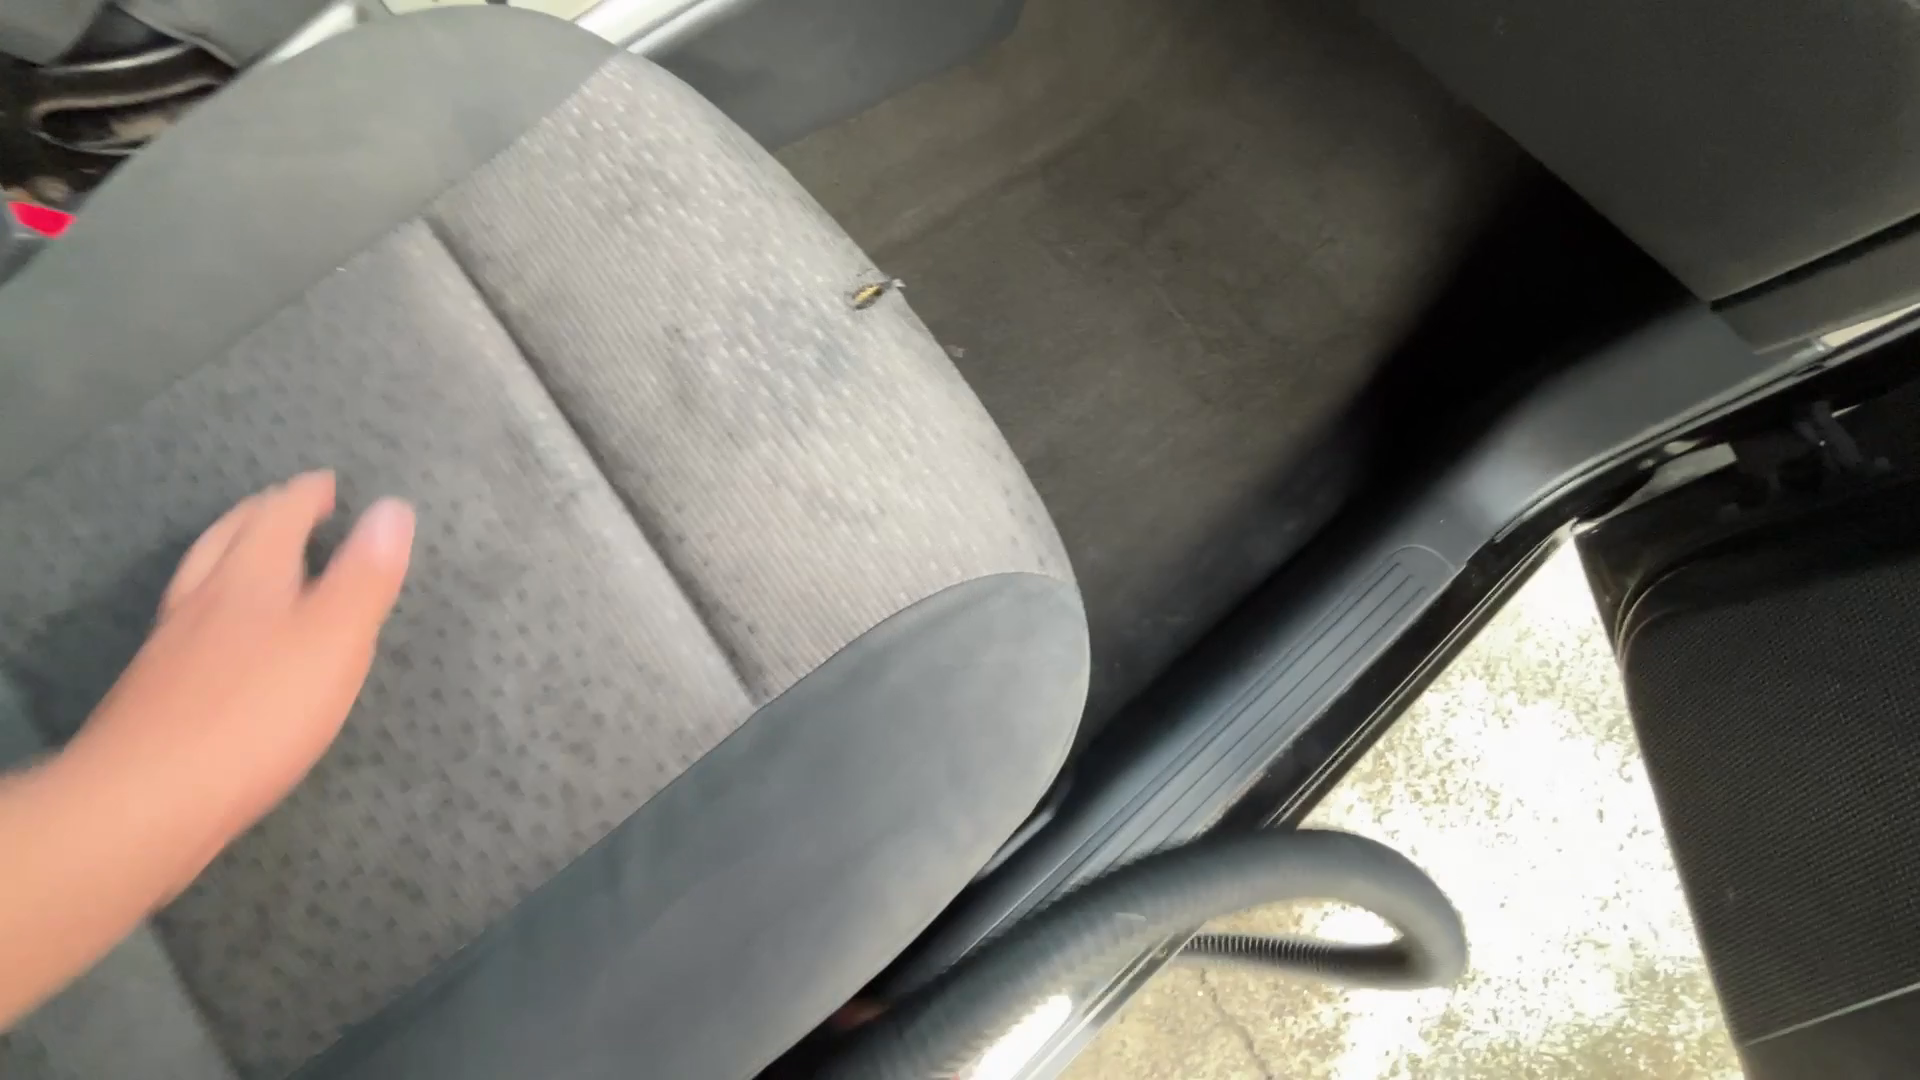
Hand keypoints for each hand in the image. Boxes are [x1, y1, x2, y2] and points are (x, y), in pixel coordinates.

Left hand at [67, 470, 414, 886]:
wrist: (149, 800)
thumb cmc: (262, 710)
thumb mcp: (337, 637)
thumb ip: (366, 574)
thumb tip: (393, 508)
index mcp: (252, 582)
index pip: (276, 522)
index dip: (303, 497)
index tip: (326, 481)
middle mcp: (206, 602)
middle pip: (229, 541)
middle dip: (262, 514)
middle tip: (288, 501)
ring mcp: (177, 645)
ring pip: (205, 577)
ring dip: (234, 550)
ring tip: (257, 547)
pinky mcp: (167, 687)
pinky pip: (198, 616)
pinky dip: (221, 596)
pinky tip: (231, 625)